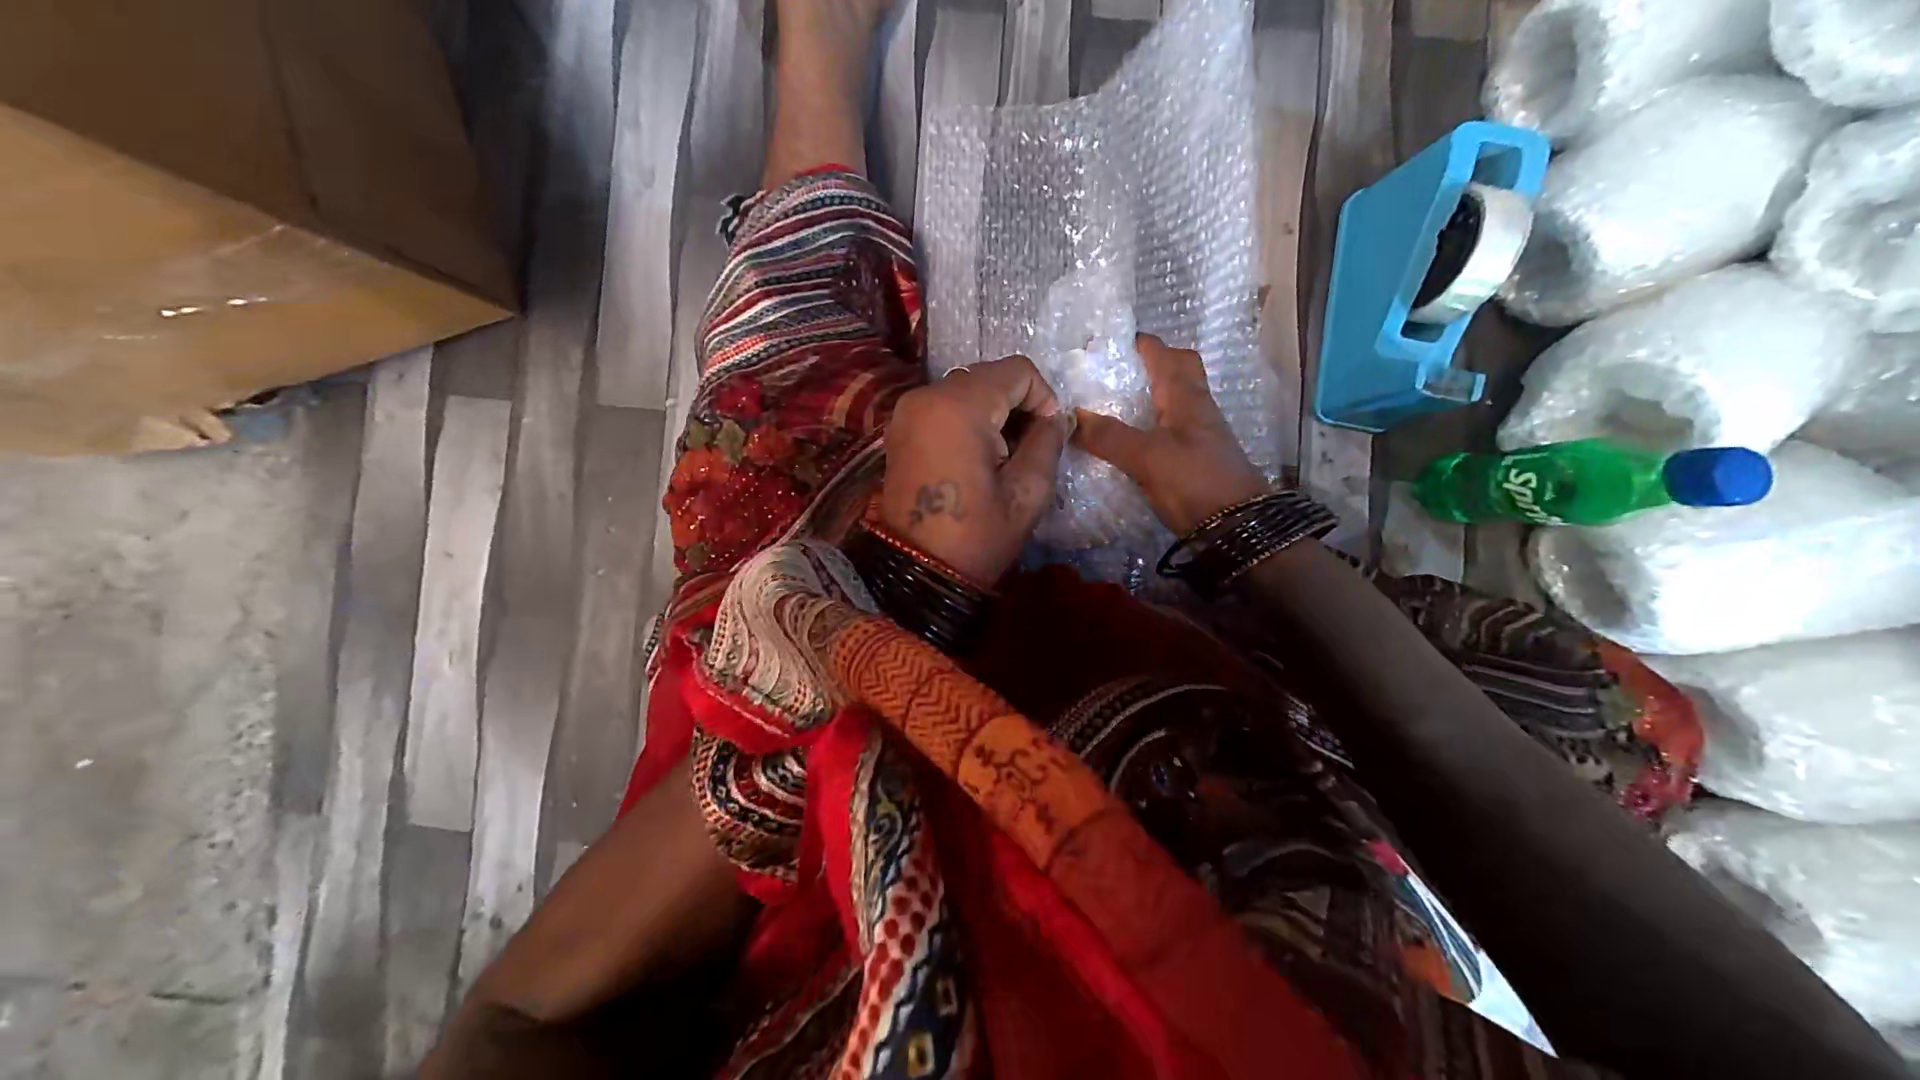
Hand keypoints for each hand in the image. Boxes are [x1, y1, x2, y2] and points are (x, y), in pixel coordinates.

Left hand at [881, 356, 1073, 583]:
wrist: (918, 572)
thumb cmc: (976, 536)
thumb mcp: (1027, 492)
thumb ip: (1047, 441)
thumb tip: (1056, 418)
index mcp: (959, 406)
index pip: (1016, 370)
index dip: (1044, 396)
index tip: (1049, 434)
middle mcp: (926, 396)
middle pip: (988, 376)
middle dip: (1017, 404)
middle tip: (1029, 447)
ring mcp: (907, 411)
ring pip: (965, 389)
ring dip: (993, 412)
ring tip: (1004, 455)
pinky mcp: (899, 429)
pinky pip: (943, 407)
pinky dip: (967, 419)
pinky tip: (978, 455)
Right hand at [1074, 334, 1267, 535]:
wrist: (1237, 527)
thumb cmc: (1195, 482)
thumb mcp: (1147, 457)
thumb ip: (1109, 436)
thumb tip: (1072, 416)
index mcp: (1186, 397)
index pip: (1164, 354)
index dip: (1139, 344)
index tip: (1104, 346)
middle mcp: (1195, 408)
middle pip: (1176, 372)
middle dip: (1148, 366)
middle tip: (1113, 375)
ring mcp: (1198, 434)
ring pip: (1171, 402)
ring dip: (1146, 398)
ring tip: (1109, 407)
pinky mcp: (1195, 459)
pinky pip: (1167, 430)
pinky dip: (1147, 427)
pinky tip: (1125, 442)